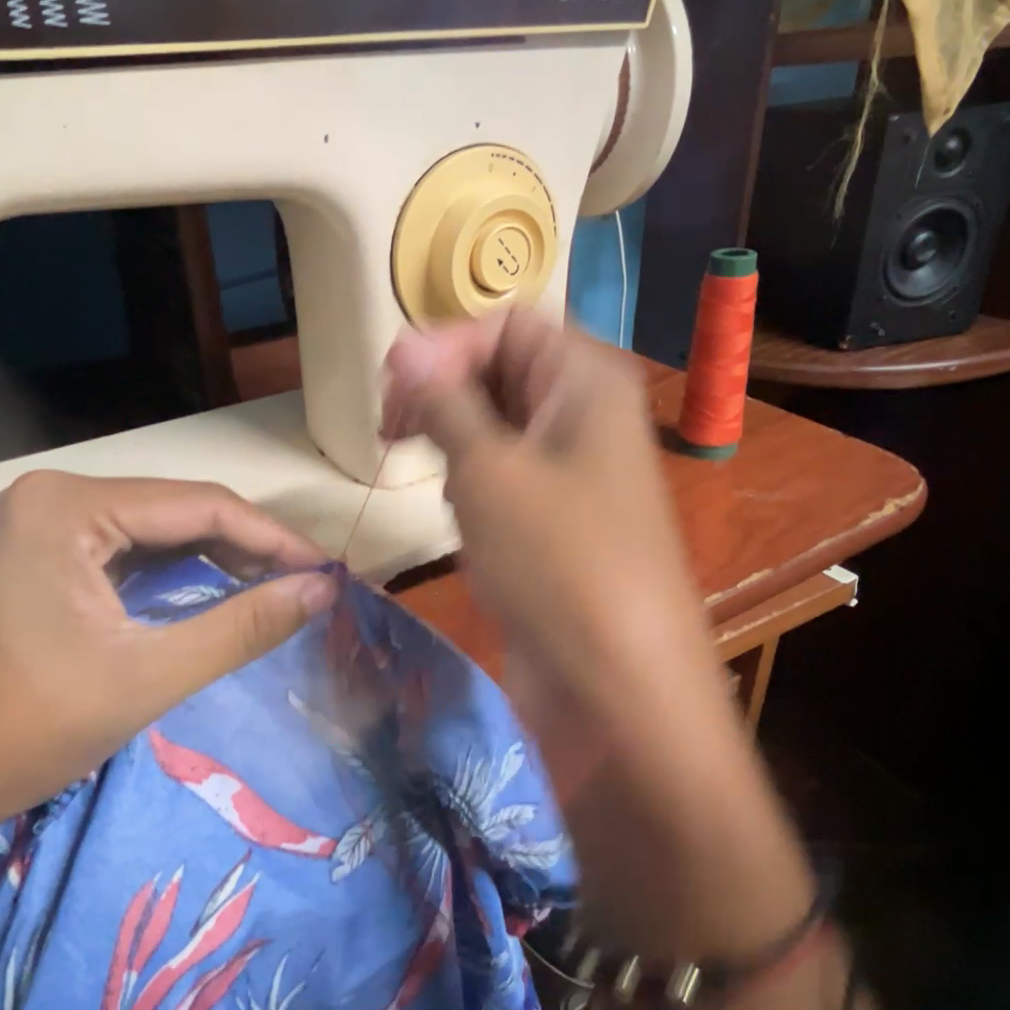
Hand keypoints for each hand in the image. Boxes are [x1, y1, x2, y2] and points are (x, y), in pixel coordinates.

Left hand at [0, 473, 335, 835]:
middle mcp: (53, 494)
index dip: (273, 538)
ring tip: (279, 589)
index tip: (329, 571)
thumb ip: (242, 626)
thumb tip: (322, 590)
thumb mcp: (148, 676)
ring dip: (217, 558)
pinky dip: (176, 572)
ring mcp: (41, 522)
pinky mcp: (39, 552)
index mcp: (69, 506)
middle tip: (310, 584)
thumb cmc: (27, 729)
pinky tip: (220, 591)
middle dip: (248, 548)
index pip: (199, 505)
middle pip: (178, 510)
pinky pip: (126, 549)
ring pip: (155, 529)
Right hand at [383, 313, 819, 967]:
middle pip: (500, 368)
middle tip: (390, 433)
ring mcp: (575, 467)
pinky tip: (451, 506)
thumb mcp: (487, 468)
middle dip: (441, 390)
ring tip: (415, 466)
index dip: (444, 346)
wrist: (619, 685)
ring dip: (449, 434)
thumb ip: (443, 399)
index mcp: (585, 379)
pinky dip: (470, 476)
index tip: (392, 393)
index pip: (505, 324)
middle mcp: (586, 412)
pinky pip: (506, 470)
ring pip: (497, 422)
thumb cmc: (556, 561)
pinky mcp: (559, 517)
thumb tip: (404, 344)